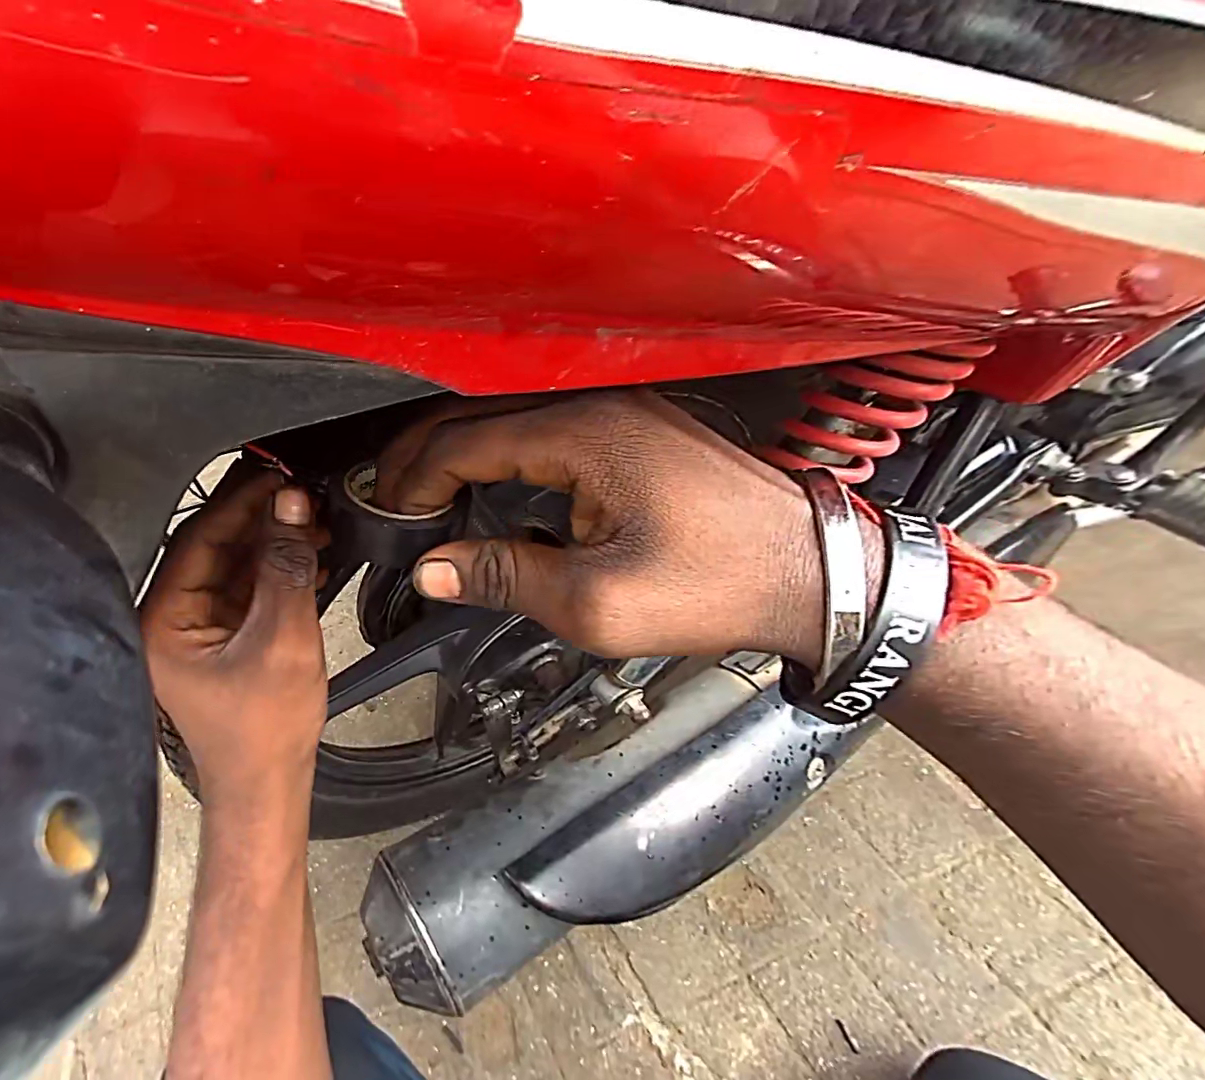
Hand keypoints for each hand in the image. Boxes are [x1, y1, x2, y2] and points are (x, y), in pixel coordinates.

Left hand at [140, 468, 328, 806]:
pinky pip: (249, 589)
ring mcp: (199, 629)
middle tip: (301, 499)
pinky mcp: (224, 637)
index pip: (199, 538)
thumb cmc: (262, 733)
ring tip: (314, 527)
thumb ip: (287, 567)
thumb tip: (290, 508)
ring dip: (276, 545)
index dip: (242, 503)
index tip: (277, 480)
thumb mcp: (283, 638)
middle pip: (217, 548)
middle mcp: (172, 621)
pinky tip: (309, 559)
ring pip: (236, 566)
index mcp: (164, 621)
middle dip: (263, 522)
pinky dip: (279, 572)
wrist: (268, 784)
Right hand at [374, 390, 856, 667]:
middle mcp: (598, 407)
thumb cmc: (720, 585)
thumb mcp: (597, 601)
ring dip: (459, 451)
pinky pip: (544, 428)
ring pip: (508, 417)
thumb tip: (435, 570)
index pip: (465, 443)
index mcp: (585, 435)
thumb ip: (505, 577)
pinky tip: (487, 482)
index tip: (393, 513)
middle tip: (391, 496)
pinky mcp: (632, 431)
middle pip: (478, 416)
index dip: (417, 479)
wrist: (813, 574)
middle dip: (423, 455)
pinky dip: (502, 452)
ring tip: (425, 491)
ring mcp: (619, 412)